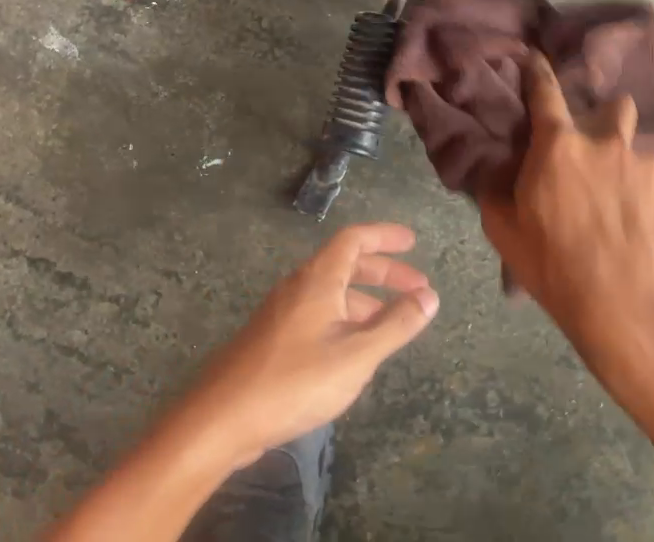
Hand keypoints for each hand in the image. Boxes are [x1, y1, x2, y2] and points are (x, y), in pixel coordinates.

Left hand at [177, 223, 438, 463]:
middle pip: (345, 264)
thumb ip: (395, 325)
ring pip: (332, 293)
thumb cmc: (294, 381)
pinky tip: (356, 350)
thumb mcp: (356, 356)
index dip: (384, 236)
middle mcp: (298, 287)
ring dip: (367, 300)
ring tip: (395, 323)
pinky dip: (346, 320)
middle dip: (384, 272)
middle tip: (418, 288)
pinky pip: (318, 314)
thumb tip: (429, 295)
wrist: (223, 417)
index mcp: (317, 280)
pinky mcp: (274, 338)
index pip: (353, 240)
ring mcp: (283, 313)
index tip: (412, 242)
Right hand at [479, 56, 653, 355]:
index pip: (545, 92)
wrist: (626, 308)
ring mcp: (648, 164)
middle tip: (598, 150)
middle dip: (607, 119)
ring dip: (628, 164)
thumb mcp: (504, 230)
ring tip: (625, 201)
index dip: (538, 72)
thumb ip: (495, 189)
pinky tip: (647, 226)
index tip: (536, 58)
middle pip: (614, 107)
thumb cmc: (554, 267)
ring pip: (639, 149)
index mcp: (558, 146)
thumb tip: (496, 170)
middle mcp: (606, 142)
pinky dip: (652, 196)